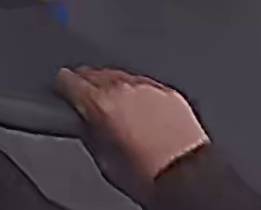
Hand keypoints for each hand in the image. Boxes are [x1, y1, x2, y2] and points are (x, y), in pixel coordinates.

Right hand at [56, 67, 208, 195]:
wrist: (196, 187)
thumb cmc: (153, 181)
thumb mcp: (105, 162)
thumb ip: (87, 131)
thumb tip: (83, 121)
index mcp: (99, 103)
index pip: (65, 77)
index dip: (63, 87)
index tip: (65, 93)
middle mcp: (120, 87)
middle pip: (91, 72)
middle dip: (89, 87)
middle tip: (97, 108)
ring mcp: (146, 86)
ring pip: (118, 76)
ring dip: (115, 89)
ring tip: (126, 115)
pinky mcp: (169, 92)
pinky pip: (145, 85)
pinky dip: (141, 96)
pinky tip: (148, 116)